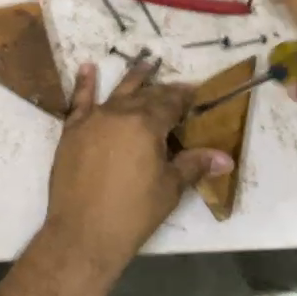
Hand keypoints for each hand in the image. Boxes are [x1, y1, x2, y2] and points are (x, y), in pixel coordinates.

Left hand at [45, 60, 233, 273]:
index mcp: (146, 125)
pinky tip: (88, 68)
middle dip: (163, 91)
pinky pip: (78, 102)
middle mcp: (118, 114)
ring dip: (133, 79)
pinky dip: (84, 84)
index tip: (195, 93)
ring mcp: (91, 121)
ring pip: (116, 93)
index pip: (171, 103)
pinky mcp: (71, 133)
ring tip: (145, 63)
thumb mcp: (169, 188)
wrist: (83, 231)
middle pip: (145, 97)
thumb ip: (193, 165)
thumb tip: (226, 158)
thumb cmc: (133, 212)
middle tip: (177, 88)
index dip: (184, 98)